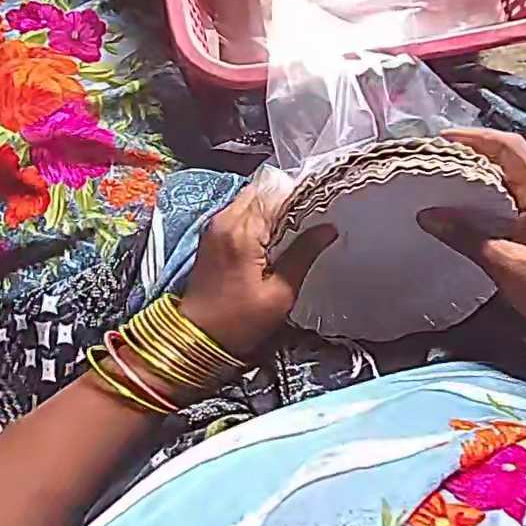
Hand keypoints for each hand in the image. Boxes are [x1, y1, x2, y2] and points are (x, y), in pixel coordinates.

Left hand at [177, 179, 335, 356]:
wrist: (196, 336)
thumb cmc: (240, 320)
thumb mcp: (280, 293)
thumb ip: (303, 254)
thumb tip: (328, 228)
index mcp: (242, 231)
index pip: (277, 192)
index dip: (303, 192)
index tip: (326, 199)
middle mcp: (225, 219)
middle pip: (263, 189)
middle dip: (290, 195)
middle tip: (316, 210)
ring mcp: (215, 224)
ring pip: (252, 196)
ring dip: (276, 204)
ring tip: (302, 219)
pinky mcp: (213, 233)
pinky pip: (241, 210)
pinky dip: (261, 214)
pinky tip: (279, 230)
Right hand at [417, 128, 525, 335]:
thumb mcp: (504, 265)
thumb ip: (466, 237)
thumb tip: (426, 215)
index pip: (511, 150)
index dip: (477, 137)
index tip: (443, 139)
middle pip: (508, 155)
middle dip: (472, 147)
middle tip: (435, 154)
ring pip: (506, 172)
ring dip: (476, 165)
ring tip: (441, 169)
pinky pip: (506, 190)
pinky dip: (482, 186)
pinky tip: (460, 195)